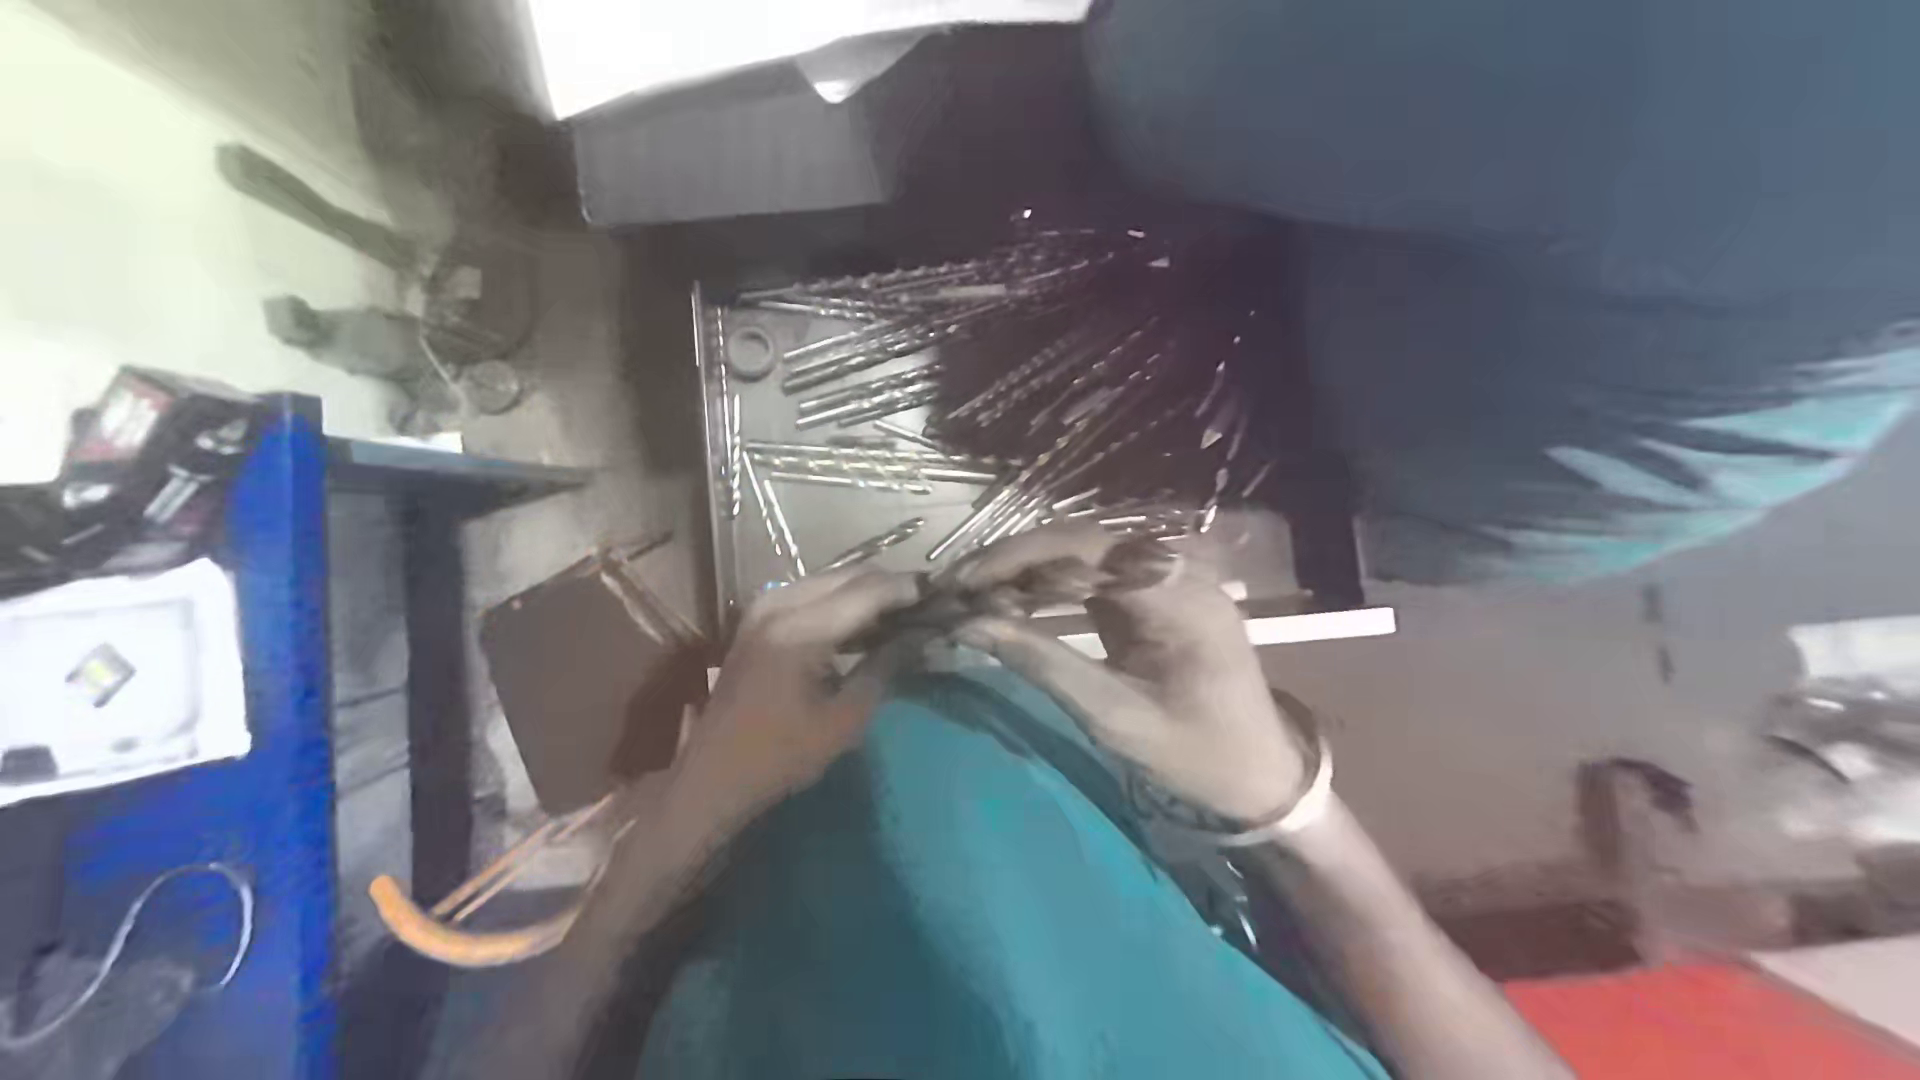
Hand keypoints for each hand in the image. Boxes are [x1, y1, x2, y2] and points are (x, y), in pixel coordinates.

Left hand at [669, 567, 920, 828]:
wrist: (713, 774)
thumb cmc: (782, 756)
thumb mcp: (845, 719)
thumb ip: (885, 666)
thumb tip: (923, 635)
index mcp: (799, 630)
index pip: (868, 591)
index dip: (908, 589)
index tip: (944, 596)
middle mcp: (779, 604)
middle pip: (850, 574)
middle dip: (892, 585)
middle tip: (928, 605)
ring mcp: (765, 605)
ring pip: (832, 578)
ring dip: (869, 590)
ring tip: (904, 612)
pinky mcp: (760, 615)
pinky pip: (813, 590)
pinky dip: (843, 599)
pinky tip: (866, 621)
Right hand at [947, 524, 1307, 820]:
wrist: (1261, 773)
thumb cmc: (1197, 754)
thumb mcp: (1115, 716)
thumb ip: (1043, 663)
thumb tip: (971, 626)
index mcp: (1178, 594)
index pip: (1084, 549)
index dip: (1015, 558)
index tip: (961, 583)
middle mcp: (1177, 568)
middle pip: (1081, 540)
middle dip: (1014, 559)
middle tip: (956, 585)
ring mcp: (1169, 576)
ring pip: (1083, 550)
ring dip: (1027, 566)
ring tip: (974, 589)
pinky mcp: (1156, 592)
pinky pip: (1095, 571)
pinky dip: (1050, 581)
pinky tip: (1015, 596)